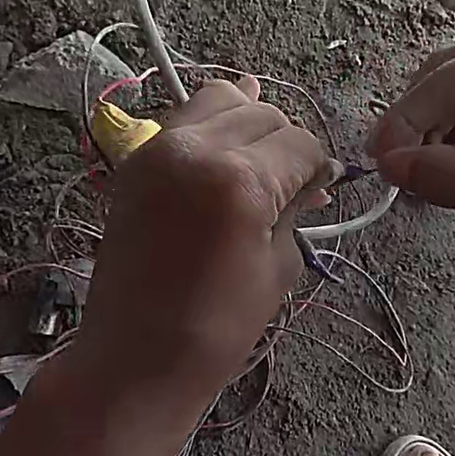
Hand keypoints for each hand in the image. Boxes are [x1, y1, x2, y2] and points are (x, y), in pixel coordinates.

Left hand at [76, 76, 328, 389]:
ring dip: (248, 124)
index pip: (301, 143)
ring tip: (254, 163)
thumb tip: (311, 178)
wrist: (135, 356)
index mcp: (240, 180)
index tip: (319, 191)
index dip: (318, 166)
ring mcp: (158, 148)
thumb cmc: (218, 328)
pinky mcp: (135, 160)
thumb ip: (295, 207)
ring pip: (220, 99)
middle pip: (264, 114)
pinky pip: (184, 119)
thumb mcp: (278, 266)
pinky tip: (223, 150)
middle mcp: (196, 148)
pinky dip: (211, 127)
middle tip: (288, 184)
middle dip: (286, 144)